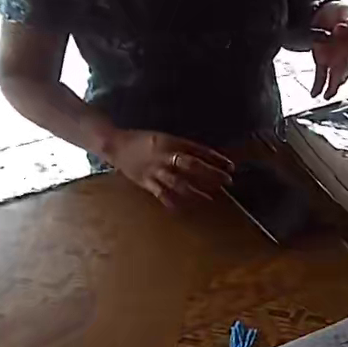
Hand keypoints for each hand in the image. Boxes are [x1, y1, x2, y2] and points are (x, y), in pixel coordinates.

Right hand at [103, 130, 233, 209]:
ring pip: (179, 182)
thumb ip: (184, 148)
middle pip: (192, 166)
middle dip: (211, 174)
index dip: (216, 158)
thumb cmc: (144, 140)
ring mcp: (155, 170)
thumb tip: (207, 160)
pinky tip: (183, 208)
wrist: (116, 145)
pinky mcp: (146, 181)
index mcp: (172, 142)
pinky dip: (172, 201)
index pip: (199, 150)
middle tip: (227, 182)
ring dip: (196, 190)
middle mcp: (165, 156)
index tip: (231, 166)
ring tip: (210, 197)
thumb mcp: (166, 138)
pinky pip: (161, 194)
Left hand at [309, 1, 347, 99]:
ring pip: (336, 75)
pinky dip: (318, 86)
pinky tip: (314, 95)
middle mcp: (347, 51)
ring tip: (327, 95)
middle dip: (342, 75)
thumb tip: (343, 26)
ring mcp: (335, 58)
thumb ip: (346, 19)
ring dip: (333, 85)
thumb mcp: (342, 10)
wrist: (325, 13)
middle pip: (347, 66)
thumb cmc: (338, 12)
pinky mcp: (323, 62)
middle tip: (338, 81)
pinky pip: (322, 76)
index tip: (341, 31)